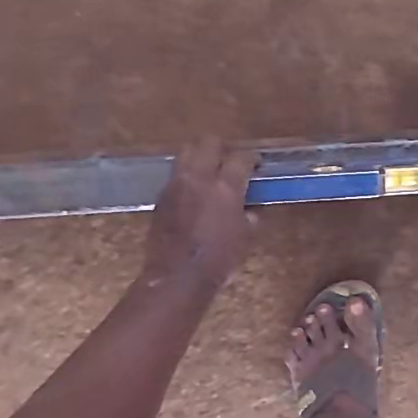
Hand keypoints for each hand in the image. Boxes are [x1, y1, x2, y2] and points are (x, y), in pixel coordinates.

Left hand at [143, 138, 257, 288]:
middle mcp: (199, 178)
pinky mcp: (161, 196)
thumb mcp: (244, 238)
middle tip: (230, 161)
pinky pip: (176, 175)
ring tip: (209, 172)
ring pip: (187, 152)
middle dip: (222, 148)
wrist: (178, 275)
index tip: (256, 165)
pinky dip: (187, 177)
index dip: (251, 159)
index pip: (241, 158)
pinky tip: (193, 193)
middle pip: (208, 142)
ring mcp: (176, 184)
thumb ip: (248, 217)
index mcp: (225, 188)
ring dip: (200, 156)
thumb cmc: (219, 260)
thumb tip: (249, 210)